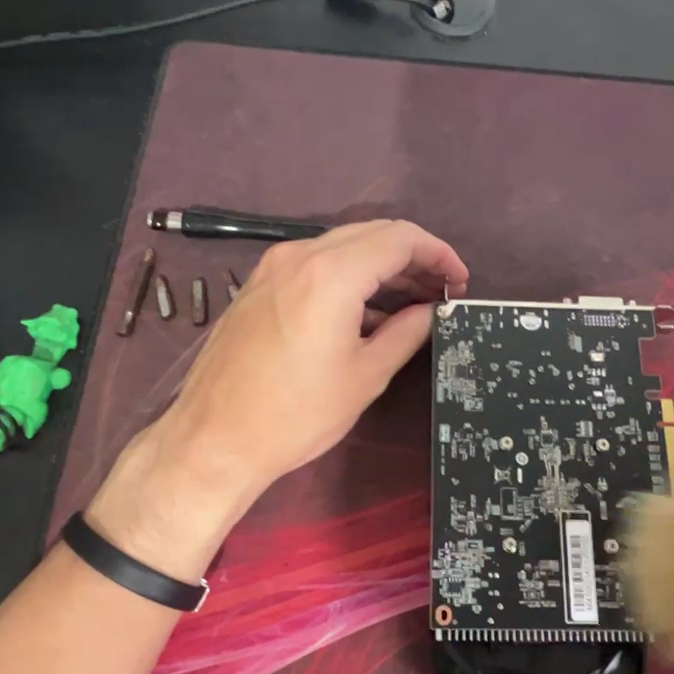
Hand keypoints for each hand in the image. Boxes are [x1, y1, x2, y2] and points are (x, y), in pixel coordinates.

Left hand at [88, 220, 467, 578]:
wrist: (214, 439)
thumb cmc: (296, 413)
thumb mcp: (366, 375)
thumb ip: (407, 332)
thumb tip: (432, 310)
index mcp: (332, 273)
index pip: (400, 238)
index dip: (439, 253)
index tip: (460, 282)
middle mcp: (300, 255)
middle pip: (372, 234)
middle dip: (413, 257)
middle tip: (441, 292)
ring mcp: (273, 268)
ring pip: (343, 247)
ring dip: (381, 266)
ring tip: (413, 302)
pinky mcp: (259, 286)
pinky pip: (316, 265)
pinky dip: (350, 277)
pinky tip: (367, 313)